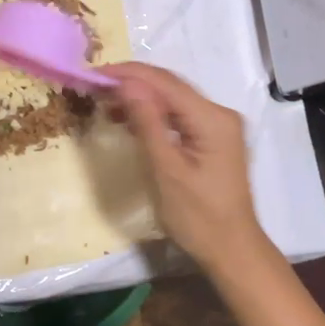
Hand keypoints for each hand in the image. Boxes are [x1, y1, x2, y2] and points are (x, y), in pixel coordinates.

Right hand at [104, 63, 266, 270]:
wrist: (232, 251)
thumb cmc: (199, 217)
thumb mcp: (167, 171)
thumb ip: (148, 123)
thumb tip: (126, 84)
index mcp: (212, 118)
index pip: (164, 83)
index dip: (127, 74)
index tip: (92, 75)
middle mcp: (218, 113)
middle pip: (169, 86)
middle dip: (131, 82)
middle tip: (93, 87)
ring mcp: (217, 125)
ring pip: (172, 99)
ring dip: (140, 98)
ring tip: (105, 104)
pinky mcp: (211, 137)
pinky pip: (178, 115)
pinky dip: (153, 114)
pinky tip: (129, 121)